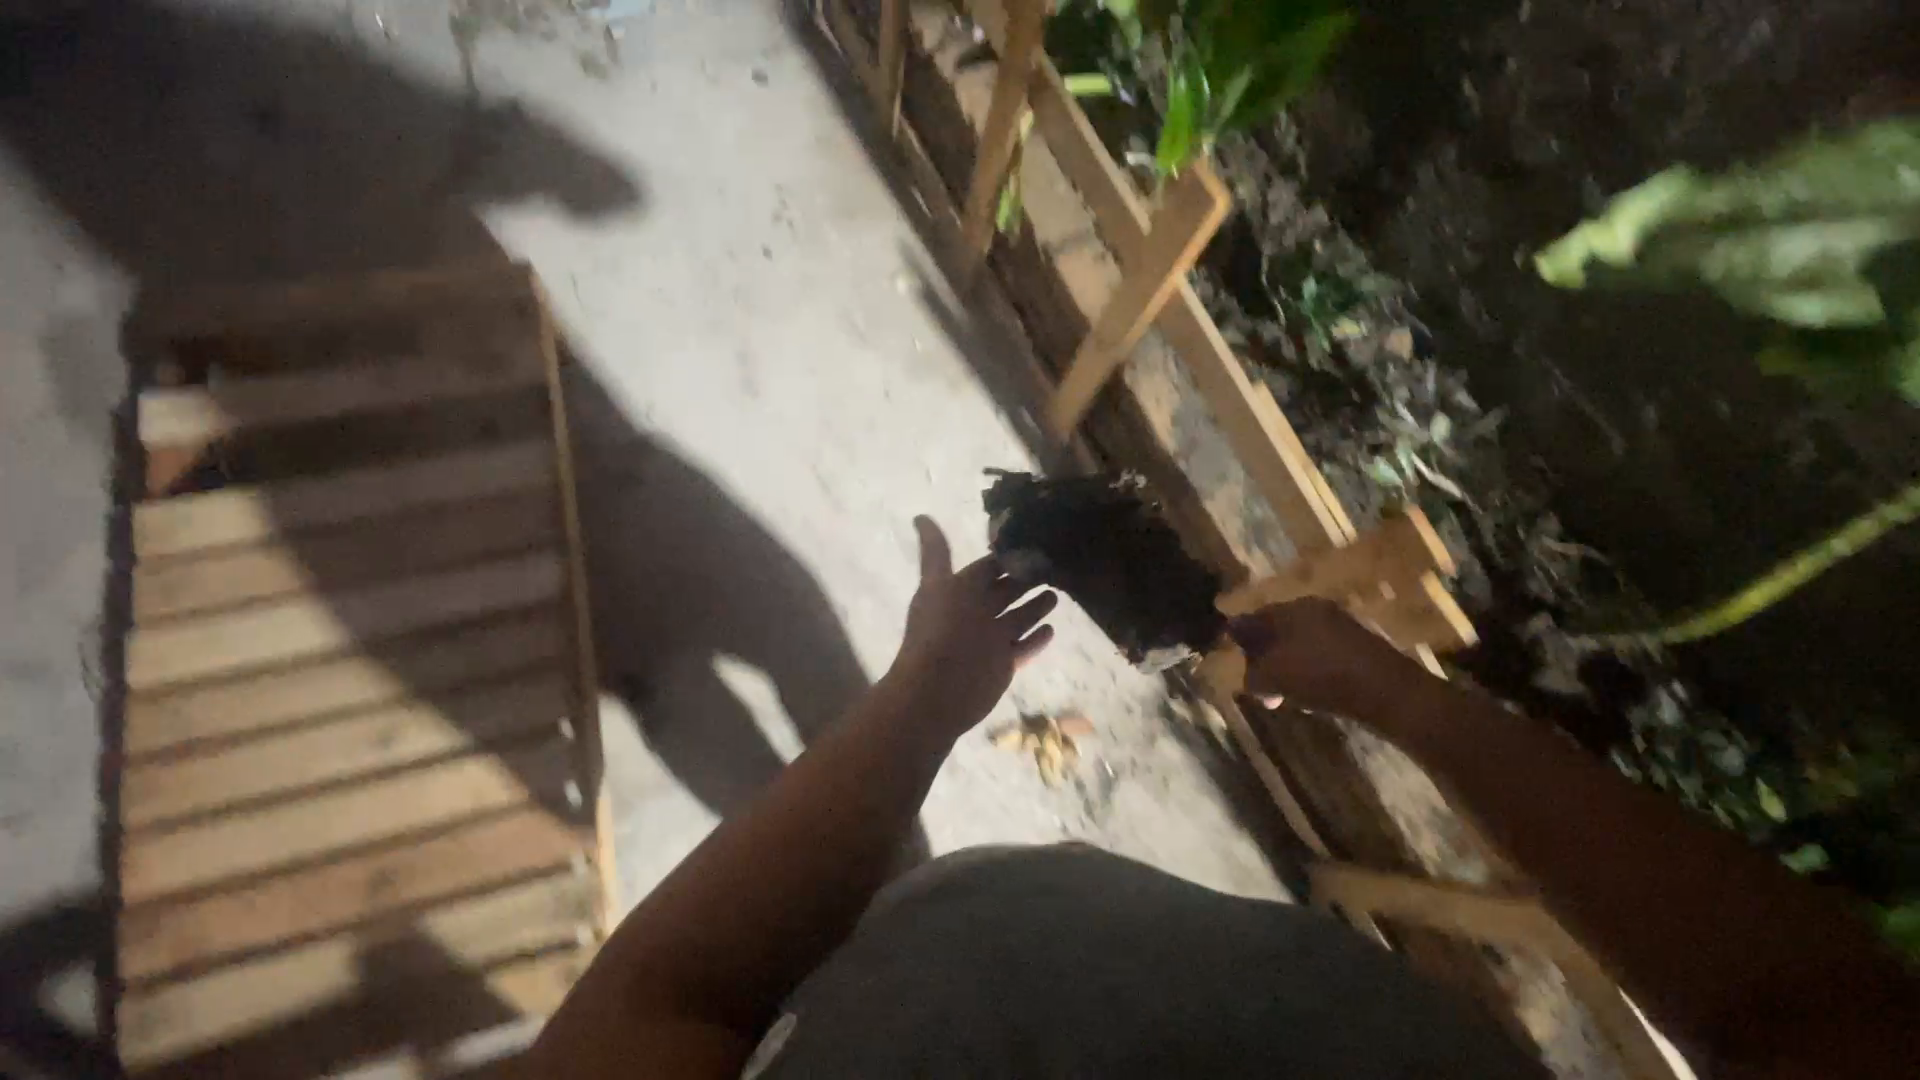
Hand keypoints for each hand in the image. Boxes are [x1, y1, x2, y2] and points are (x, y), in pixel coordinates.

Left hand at [882, 516, 1056, 737]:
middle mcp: (976, 614)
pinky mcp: (1003, 665)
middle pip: (1005, 592)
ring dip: (1035, 607)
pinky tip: (1053, 629)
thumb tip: (919, 516)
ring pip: (1017, 618)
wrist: (938, 689)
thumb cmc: (940, 631)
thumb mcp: (938, 584)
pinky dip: (1036, 639)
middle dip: (1025, 579)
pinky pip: (1024, 648)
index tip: (1031, 541)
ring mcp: (991, 641)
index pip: (986, 569)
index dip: (1005, 557)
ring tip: (1058, 593)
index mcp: (960, 592)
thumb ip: (934, 552)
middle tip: (1054, 565)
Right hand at [1227, 598, 1439, 725]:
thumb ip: (1252, 675)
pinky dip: (1312, 674)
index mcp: (1291, 608)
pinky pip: (1323, 658)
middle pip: (1277, 632)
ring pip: (1300, 647)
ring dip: (1289, 669)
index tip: (1235, 665)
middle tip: (1262, 687)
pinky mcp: (1359, 649)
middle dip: (1265, 660)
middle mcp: (1314, 610)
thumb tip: (1250, 678)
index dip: (1239, 642)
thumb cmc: (1320, 677)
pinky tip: (1314, 697)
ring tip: (1288, 697)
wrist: (1387, 692)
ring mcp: (1340, 628)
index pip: (1252, 619)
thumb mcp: (1272, 678)